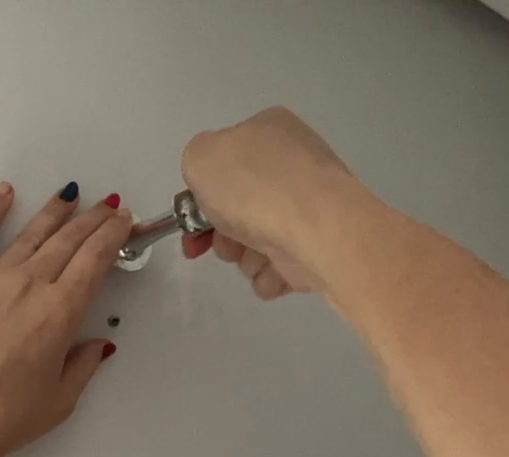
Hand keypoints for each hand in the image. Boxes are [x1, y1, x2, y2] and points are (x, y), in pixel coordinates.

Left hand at [0, 183, 132, 456]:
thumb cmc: (1, 422)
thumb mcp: (59, 401)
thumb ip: (82, 366)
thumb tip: (97, 344)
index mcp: (58, 316)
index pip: (93, 261)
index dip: (112, 237)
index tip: (122, 224)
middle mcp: (27, 288)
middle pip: (66, 242)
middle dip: (91, 221)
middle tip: (105, 207)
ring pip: (28, 235)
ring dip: (52, 214)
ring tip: (67, 197)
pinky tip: (4, 193)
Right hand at [179, 107, 360, 299]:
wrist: (315, 227)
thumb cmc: (254, 188)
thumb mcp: (201, 157)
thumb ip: (195, 162)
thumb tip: (209, 183)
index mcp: (268, 130)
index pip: (225, 164)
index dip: (201, 196)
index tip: (192, 223)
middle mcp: (291, 164)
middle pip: (237, 209)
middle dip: (221, 234)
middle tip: (222, 241)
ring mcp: (307, 206)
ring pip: (254, 242)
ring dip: (243, 257)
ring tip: (254, 255)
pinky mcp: (316, 244)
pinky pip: (276, 266)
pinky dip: (268, 274)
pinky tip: (274, 268)